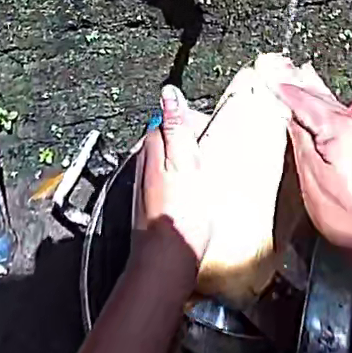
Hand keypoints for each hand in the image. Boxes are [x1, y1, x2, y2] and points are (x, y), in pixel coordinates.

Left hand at [131, 85, 210, 291]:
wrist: (166, 260)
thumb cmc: (180, 213)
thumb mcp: (184, 161)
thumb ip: (175, 126)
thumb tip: (169, 93)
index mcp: (153, 148)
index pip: (167, 119)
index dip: (188, 120)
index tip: (206, 126)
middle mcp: (143, 164)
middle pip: (164, 140)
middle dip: (184, 139)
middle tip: (207, 148)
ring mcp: (145, 187)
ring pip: (163, 162)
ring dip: (181, 161)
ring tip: (202, 170)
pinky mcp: (151, 208)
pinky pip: (165, 184)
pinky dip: (178, 182)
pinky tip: (190, 194)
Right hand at [259, 57, 351, 261]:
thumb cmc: (349, 217)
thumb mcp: (312, 178)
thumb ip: (300, 141)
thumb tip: (289, 117)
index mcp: (339, 127)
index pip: (302, 99)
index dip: (281, 87)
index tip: (265, 73)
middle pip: (317, 95)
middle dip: (295, 81)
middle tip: (275, 64)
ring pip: (329, 102)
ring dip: (309, 89)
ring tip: (293, 74)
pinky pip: (339, 112)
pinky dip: (322, 102)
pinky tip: (316, 100)